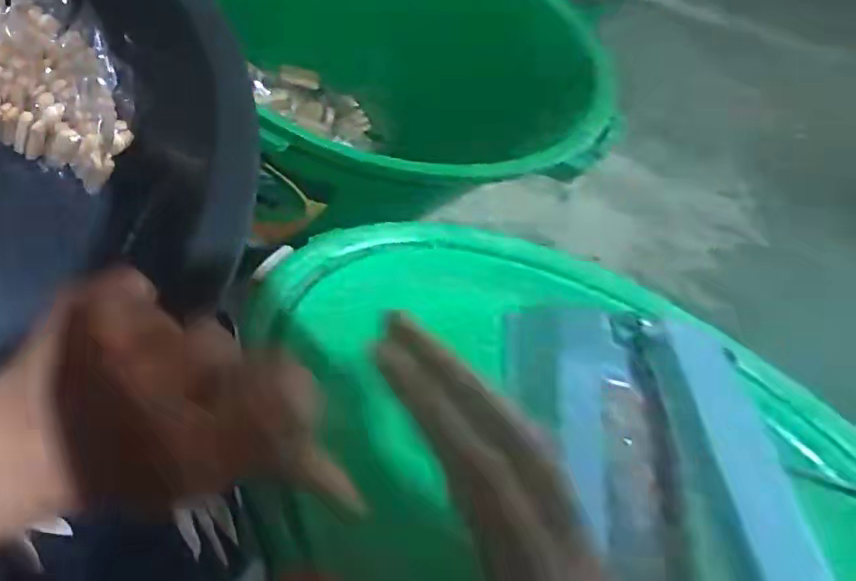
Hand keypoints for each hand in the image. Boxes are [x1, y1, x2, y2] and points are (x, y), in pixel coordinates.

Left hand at [0, 267, 360, 522]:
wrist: (21, 439)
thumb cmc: (111, 469)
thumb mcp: (191, 483)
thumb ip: (262, 460)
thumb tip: (341, 471)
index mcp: (192, 446)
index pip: (275, 400)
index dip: (288, 388)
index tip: (283, 384)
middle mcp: (157, 383)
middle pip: (221, 343)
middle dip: (212, 361)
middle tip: (184, 377)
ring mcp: (112, 333)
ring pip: (178, 314)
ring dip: (167, 335)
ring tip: (135, 357)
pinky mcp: (79, 299)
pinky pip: (134, 284)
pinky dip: (130, 303)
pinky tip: (111, 329)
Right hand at [375, 313, 605, 580]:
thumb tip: (292, 560)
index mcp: (536, 571)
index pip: (486, 473)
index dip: (432, 406)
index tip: (377, 350)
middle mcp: (574, 557)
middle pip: (526, 447)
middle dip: (459, 375)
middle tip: (396, 320)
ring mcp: (583, 554)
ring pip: (540, 454)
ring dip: (475, 390)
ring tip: (416, 344)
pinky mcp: (573, 553)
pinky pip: (536, 471)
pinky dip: (492, 422)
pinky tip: (455, 402)